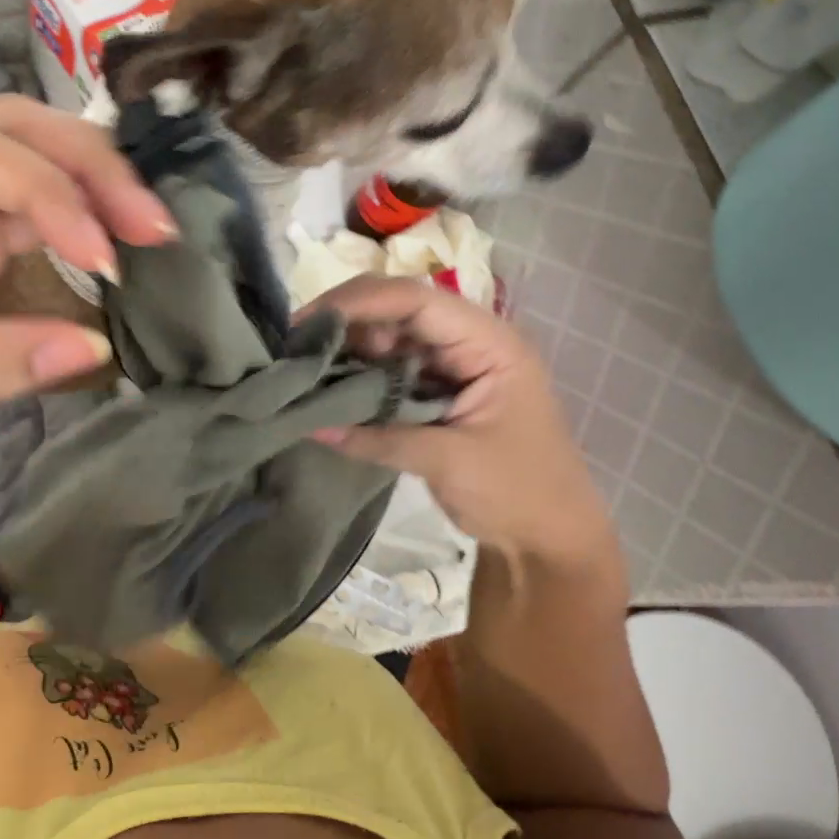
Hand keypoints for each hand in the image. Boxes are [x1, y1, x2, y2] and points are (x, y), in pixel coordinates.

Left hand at [0, 95, 176, 450]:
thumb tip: (92, 347)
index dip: (42, 189)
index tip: (100, 255)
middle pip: (0, 130)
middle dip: (80, 165)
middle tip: (146, 221)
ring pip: (22, 152)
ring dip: (88, 181)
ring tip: (146, 227)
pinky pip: (26, 200)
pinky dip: (74, 214)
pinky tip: (113, 240)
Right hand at [306, 276, 615, 562]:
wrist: (548, 537)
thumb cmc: (518, 492)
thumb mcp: (448, 462)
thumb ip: (378, 438)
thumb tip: (310, 424)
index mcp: (489, 345)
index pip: (416, 301)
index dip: (358, 303)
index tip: (304, 325)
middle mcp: (467, 344)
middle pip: (395, 310)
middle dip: (343, 322)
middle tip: (290, 347)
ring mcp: (448, 367)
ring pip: (385, 339)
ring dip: (343, 349)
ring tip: (297, 366)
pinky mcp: (431, 392)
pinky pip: (385, 371)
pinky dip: (353, 375)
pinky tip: (320, 387)